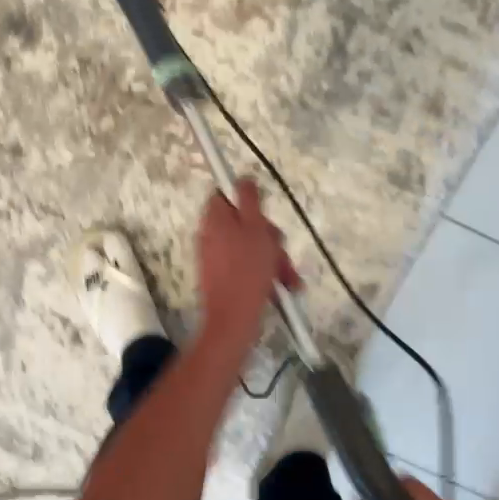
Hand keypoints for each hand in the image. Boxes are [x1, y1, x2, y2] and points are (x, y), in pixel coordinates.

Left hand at [194, 179, 298, 348]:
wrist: (233, 321)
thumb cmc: (247, 271)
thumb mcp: (254, 229)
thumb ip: (249, 201)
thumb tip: (242, 179)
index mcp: (214, 219)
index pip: (226, 194)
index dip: (248, 201)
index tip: (263, 216)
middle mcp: (211, 235)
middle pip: (244, 222)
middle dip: (269, 237)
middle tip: (279, 252)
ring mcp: (216, 257)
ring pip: (251, 247)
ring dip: (273, 259)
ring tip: (287, 278)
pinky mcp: (223, 278)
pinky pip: (247, 267)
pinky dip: (264, 274)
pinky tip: (282, 288)